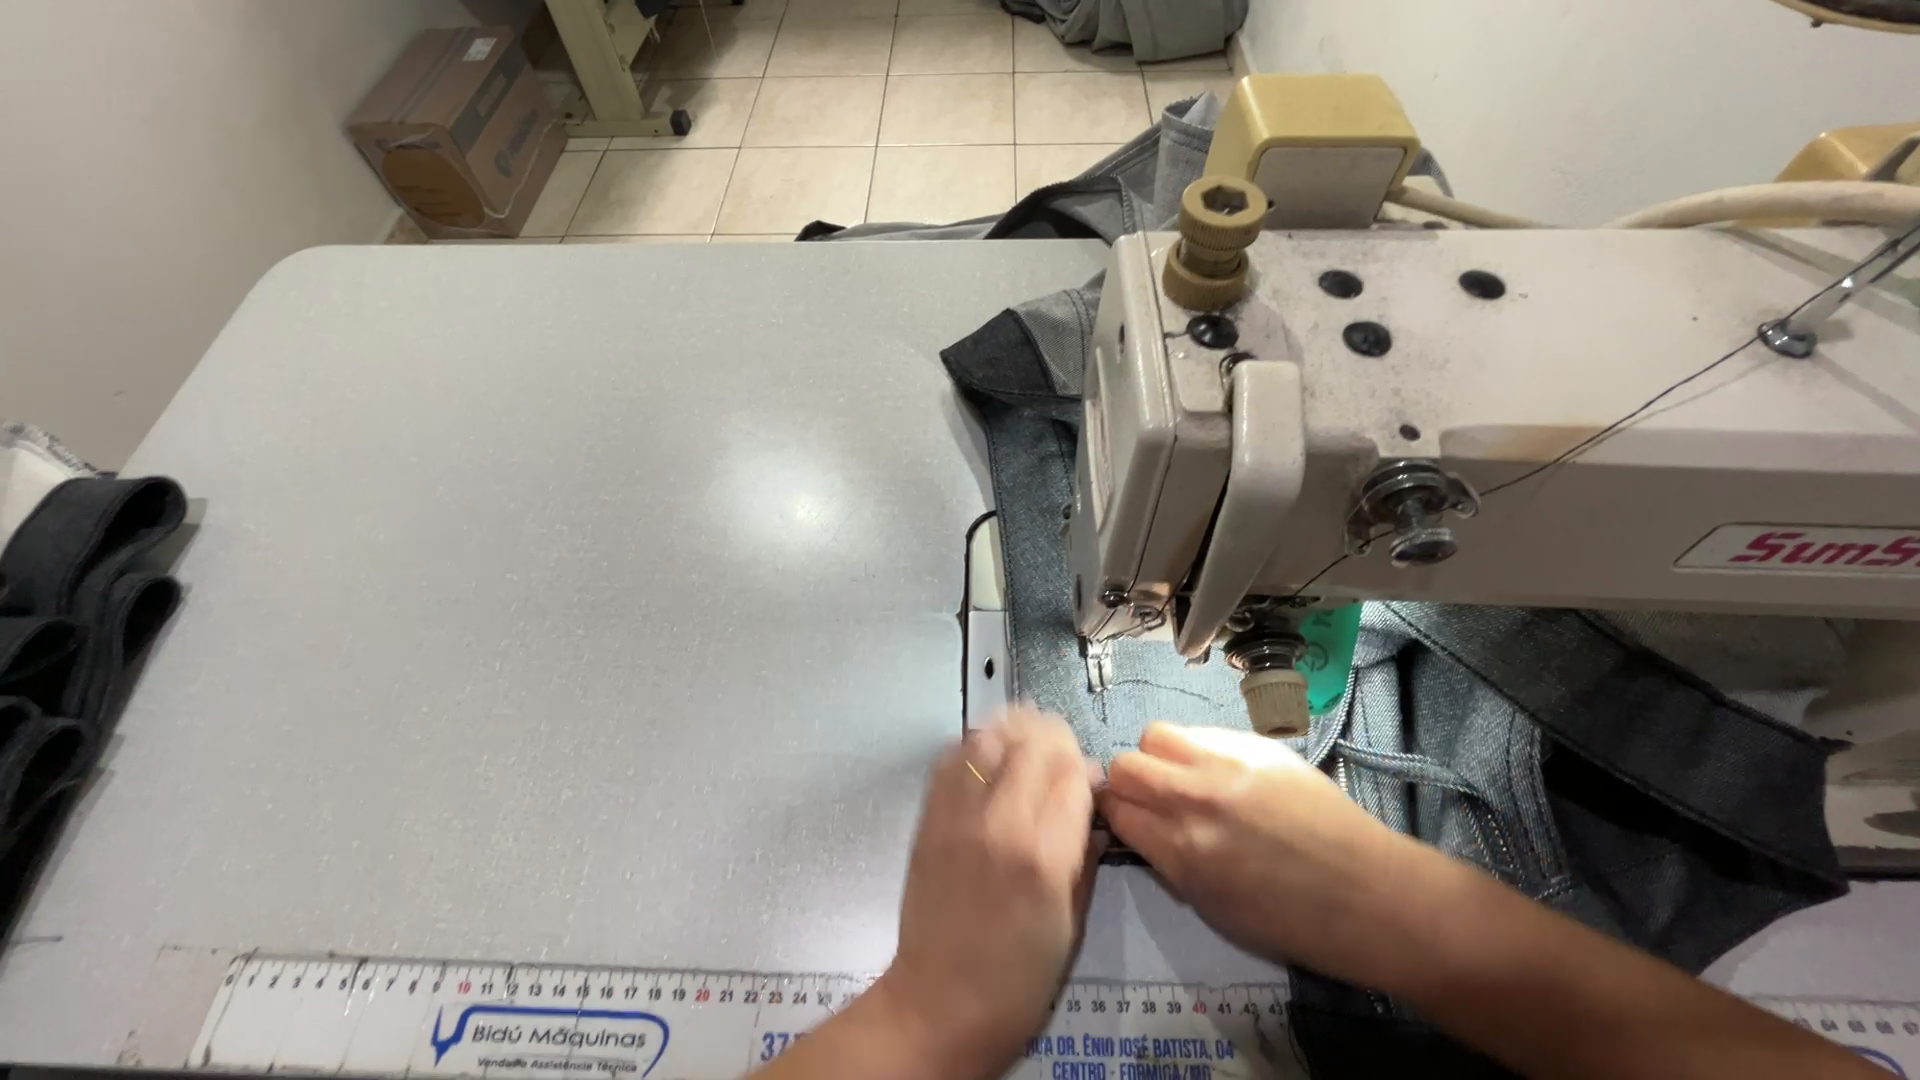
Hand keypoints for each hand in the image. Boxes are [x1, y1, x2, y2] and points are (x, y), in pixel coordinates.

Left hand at [875, 706, 1101, 1076]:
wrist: (939, 1004)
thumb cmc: (1018, 979)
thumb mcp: (1072, 926)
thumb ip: (1086, 860)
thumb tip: (1092, 809)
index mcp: (1043, 857)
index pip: (1073, 776)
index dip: (1088, 769)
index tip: (1092, 781)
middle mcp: (999, 823)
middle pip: (1033, 745)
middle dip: (1056, 740)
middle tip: (1063, 755)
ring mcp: (957, 817)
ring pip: (988, 740)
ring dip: (1014, 732)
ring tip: (1027, 741)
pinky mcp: (927, 819)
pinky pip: (950, 760)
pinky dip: (974, 746)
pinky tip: (989, 753)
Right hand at [1101, 723, 1440, 989]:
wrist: (1372, 897)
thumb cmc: (1292, 921)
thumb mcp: (1210, 907)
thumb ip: (1166, 860)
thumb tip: (1141, 828)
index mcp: (1183, 852)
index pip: (1114, 810)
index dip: (1114, 814)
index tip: (1125, 819)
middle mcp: (1195, 800)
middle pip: (1125, 765)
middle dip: (1128, 783)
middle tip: (1150, 798)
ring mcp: (1226, 765)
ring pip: (1155, 735)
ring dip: (1158, 757)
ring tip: (1183, 776)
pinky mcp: (1256, 744)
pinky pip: (1201, 731)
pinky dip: (1197, 749)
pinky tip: (1221, 771)